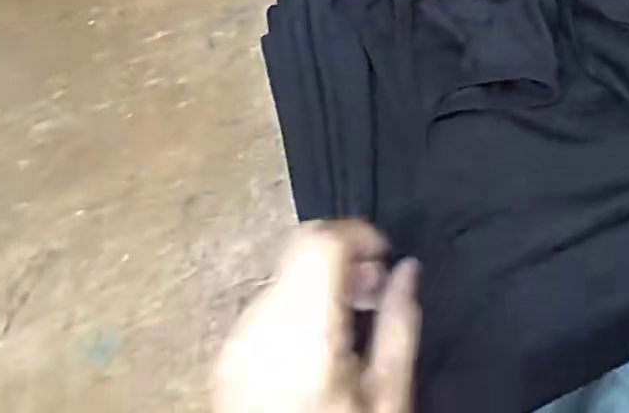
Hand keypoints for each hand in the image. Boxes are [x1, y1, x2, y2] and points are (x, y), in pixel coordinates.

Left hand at [213, 221, 420, 412]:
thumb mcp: (389, 396)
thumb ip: (399, 322)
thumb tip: (407, 267)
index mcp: (302, 336)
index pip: (320, 241)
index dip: (359, 233)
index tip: (385, 259)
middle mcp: (258, 331)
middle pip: (302, 249)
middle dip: (345, 255)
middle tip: (373, 292)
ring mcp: (232, 348)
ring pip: (285, 272)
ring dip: (323, 277)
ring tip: (351, 318)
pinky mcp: (222, 364)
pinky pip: (267, 303)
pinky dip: (300, 300)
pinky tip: (320, 339)